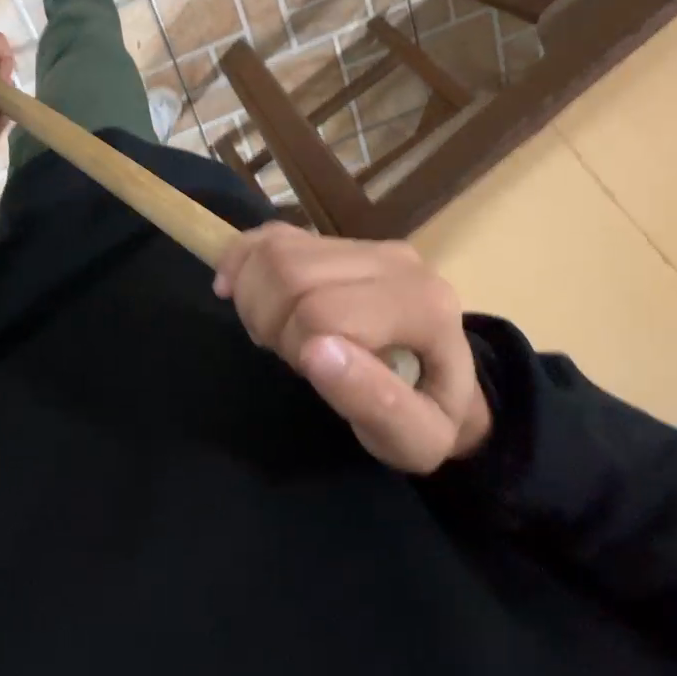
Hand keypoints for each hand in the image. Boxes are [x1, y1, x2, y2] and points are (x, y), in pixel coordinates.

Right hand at [214, 223, 489, 473]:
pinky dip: (241, 260)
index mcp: (423, 308)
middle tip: (284, 354)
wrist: (442, 386)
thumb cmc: (428, 418)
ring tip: (273, 330)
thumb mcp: (415, 439)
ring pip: (276, 250)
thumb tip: (315, 351)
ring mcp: (367, 246)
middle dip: (267, 320)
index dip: (296, 347)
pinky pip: (274, 236)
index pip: (323, 311)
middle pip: (291, 271)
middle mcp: (397, 263)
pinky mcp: (339, 243)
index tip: (309, 374)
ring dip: (253, 295)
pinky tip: (234, 289)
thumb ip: (374, 402)